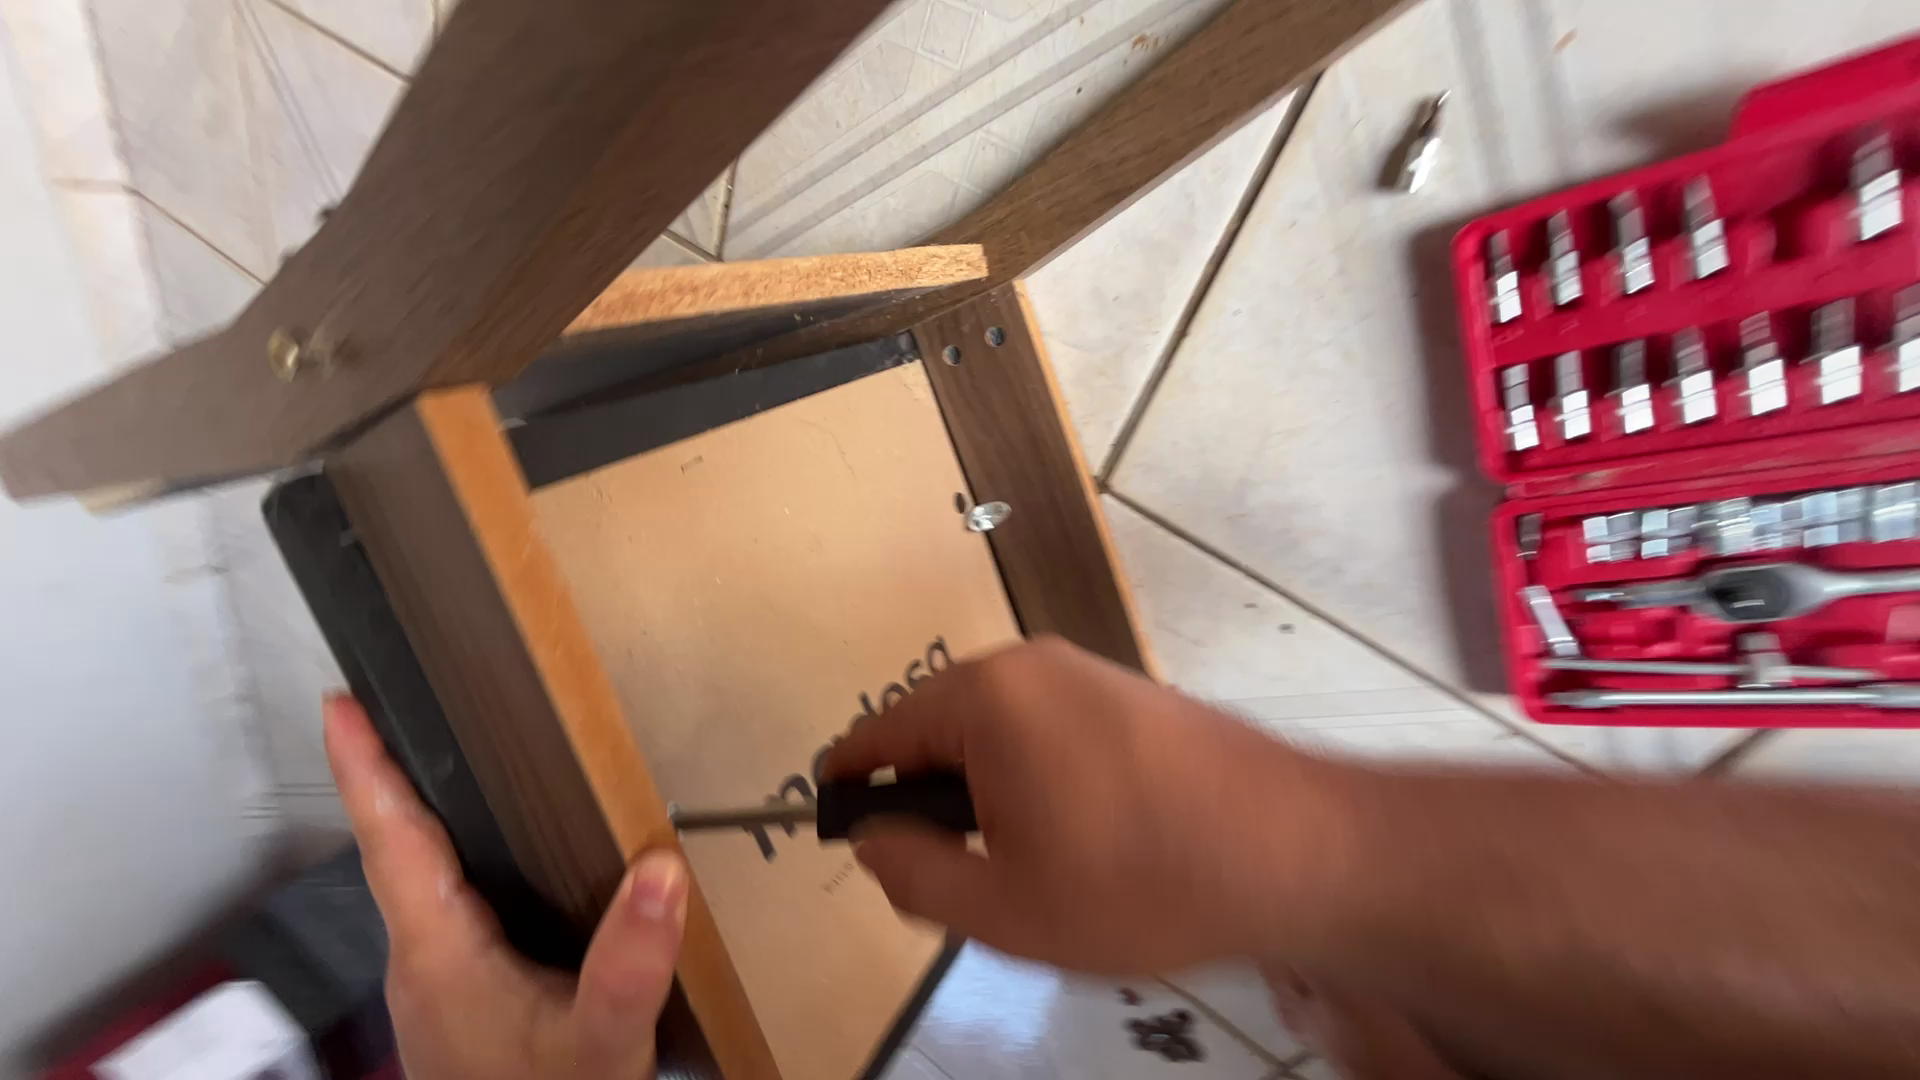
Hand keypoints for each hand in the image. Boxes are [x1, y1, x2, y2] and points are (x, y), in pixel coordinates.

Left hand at [324, 695, 685, 1078]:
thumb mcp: (600, 1044)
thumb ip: (628, 964)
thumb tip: (662, 865)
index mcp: (440, 952)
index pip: (392, 845)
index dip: (364, 772)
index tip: (339, 706)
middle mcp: (426, 956)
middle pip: (397, 850)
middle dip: (391, 776)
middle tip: (403, 706)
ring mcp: (443, 975)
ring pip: (423, 876)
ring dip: (422, 811)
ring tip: (451, 755)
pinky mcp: (468, 986)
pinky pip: (454, 897)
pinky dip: (460, 850)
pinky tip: (503, 846)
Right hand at [823, 637, 1342, 974]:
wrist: (1295, 847)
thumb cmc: (1140, 879)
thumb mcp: (1007, 906)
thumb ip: (914, 873)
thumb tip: (869, 839)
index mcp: (984, 698)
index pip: (880, 732)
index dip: (850, 780)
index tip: (833, 818)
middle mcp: (1025, 663)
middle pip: (936, 726)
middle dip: (923, 793)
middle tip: (938, 867)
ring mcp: (1078, 668)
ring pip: (990, 726)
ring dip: (979, 785)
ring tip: (1009, 857)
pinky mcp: (1118, 687)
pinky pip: (1039, 722)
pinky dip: (1024, 769)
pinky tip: (1063, 825)